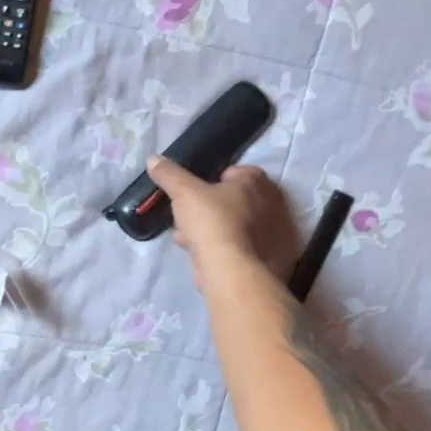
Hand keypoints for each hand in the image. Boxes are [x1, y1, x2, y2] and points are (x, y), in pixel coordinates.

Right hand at [146, 156, 300, 278]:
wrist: (230, 270)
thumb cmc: (211, 221)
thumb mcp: (183, 192)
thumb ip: (170, 175)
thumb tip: (154, 159)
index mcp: (256, 182)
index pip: (237, 172)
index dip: (214, 182)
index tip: (196, 194)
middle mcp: (273, 203)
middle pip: (236, 201)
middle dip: (213, 209)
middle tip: (191, 219)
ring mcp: (276, 234)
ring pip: (237, 226)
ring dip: (215, 230)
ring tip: (189, 240)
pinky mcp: (272, 259)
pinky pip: (242, 247)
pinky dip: (226, 249)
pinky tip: (204, 255)